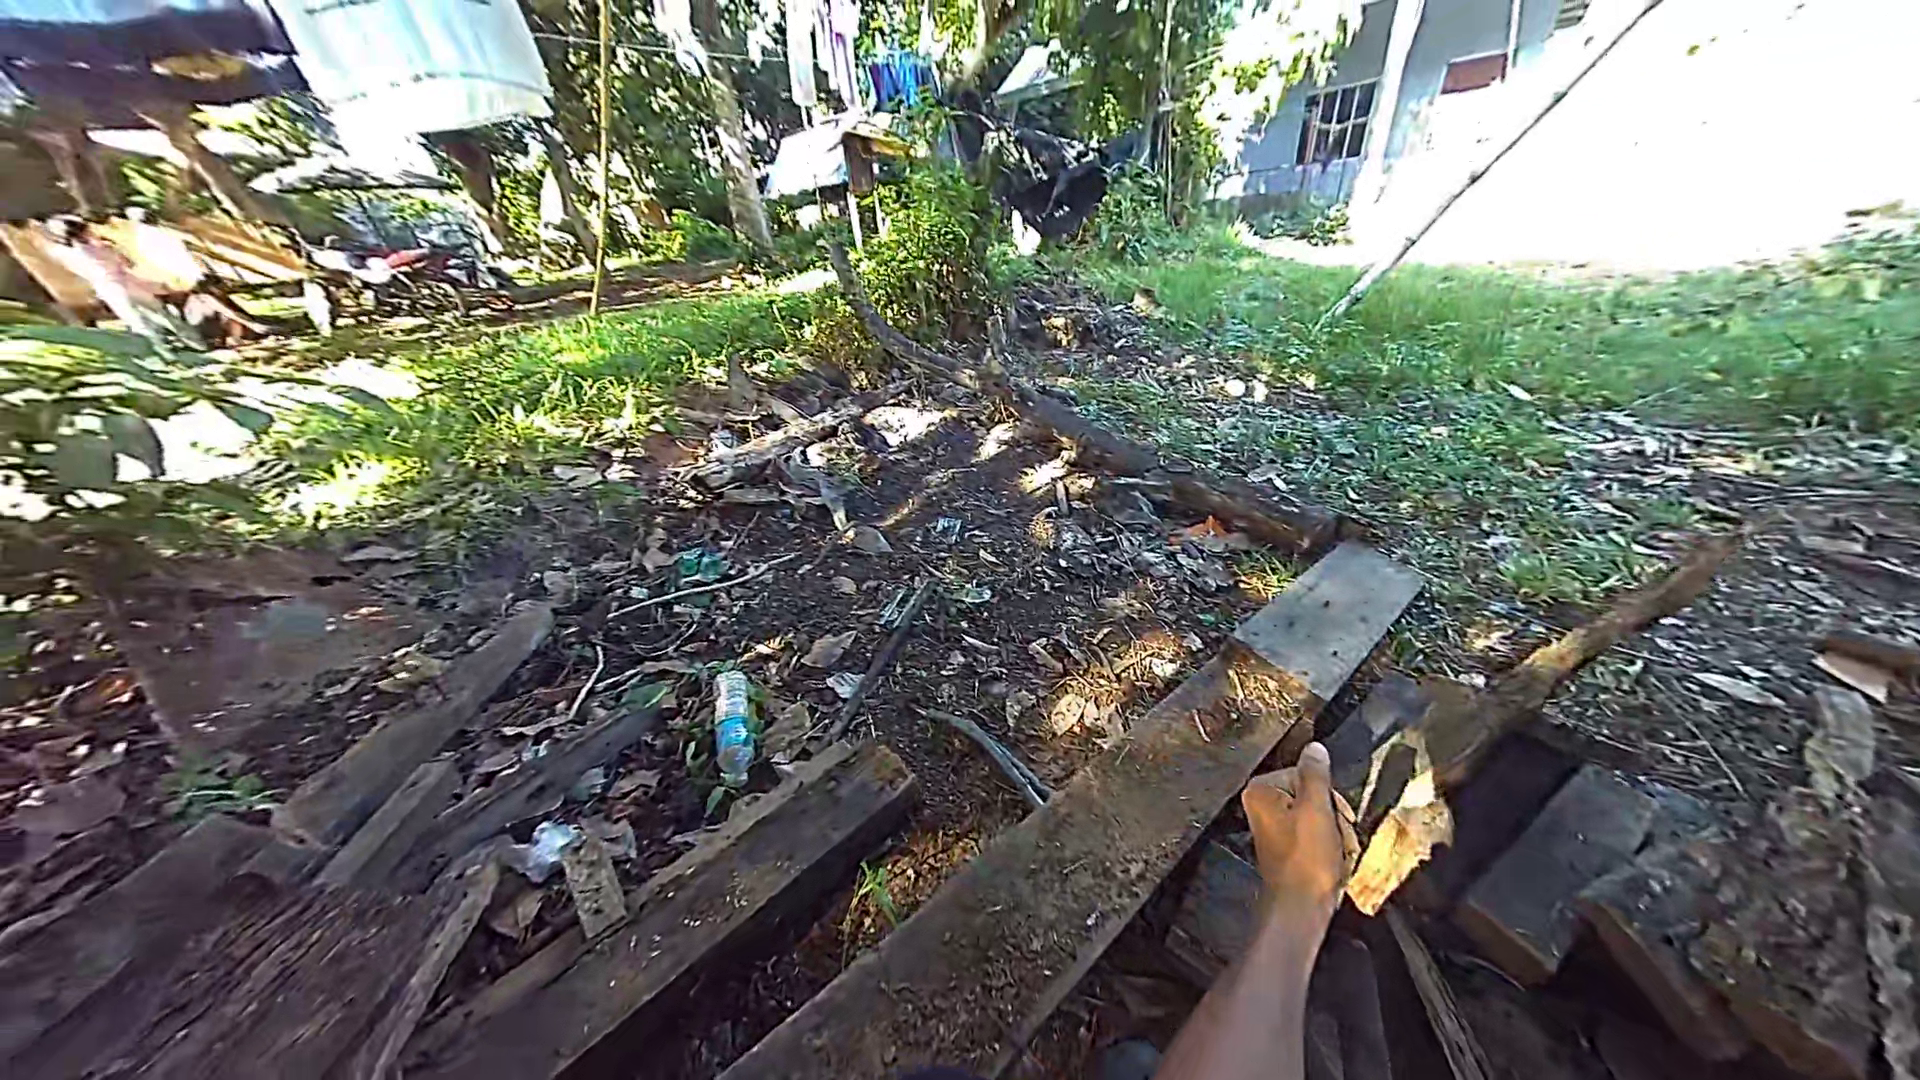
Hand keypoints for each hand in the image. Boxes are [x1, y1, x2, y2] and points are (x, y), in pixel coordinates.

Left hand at [1242, 742, 1355, 925]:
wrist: (1303, 905)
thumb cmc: (1307, 858)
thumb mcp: (1317, 810)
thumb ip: (1316, 775)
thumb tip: (1314, 747)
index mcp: (1261, 789)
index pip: (1307, 774)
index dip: (1328, 797)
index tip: (1335, 817)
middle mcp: (1261, 801)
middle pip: (1312, 793)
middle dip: (1334, 817)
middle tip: (1336, 839)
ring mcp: (1273, 821)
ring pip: (1319, 814)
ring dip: (1336, 833)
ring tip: (1335, 852)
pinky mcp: (1286, 839)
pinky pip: (1315, 831)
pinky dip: (1329, 844)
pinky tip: (1332, 860)